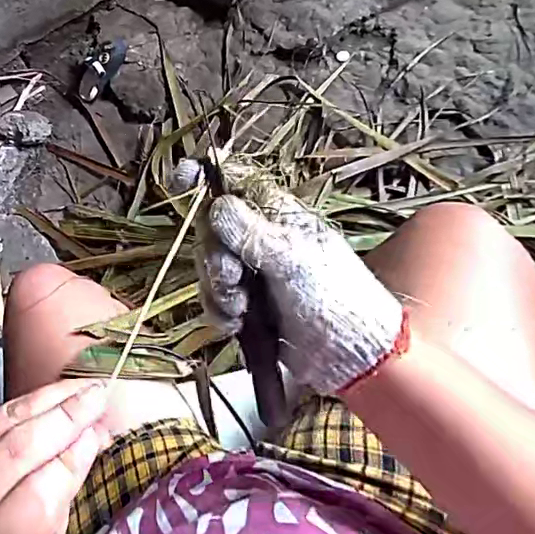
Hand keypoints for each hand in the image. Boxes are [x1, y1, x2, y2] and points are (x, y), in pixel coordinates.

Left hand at [0, 379, 111, 533]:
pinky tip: (55, 393)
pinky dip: (29, 400)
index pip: (36, 497)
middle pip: (17, 451)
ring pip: (4, 423)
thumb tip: (94, 434)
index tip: (99, 432)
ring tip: (82, 388)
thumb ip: (64, 492)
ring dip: (49, 399)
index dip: (71, 459)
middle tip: (97, 397)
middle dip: (64, 418)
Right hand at [173, 160, 404, 394]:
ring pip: (208, 264)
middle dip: (214, 253)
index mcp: (275, 212)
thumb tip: (215, 205)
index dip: (205, 173)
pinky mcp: (245, 303)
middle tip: (233, 276)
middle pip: (210, 226)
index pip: (233, 179)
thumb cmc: (335, 298)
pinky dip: (219, 311)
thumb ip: (251, 231)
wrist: (353, 360)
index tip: (181, 179)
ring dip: (217, 287)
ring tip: (241, 307)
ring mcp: (251, 270)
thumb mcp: (293, 258)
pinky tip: (237, 323)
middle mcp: (259, 236)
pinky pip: (213, 297)